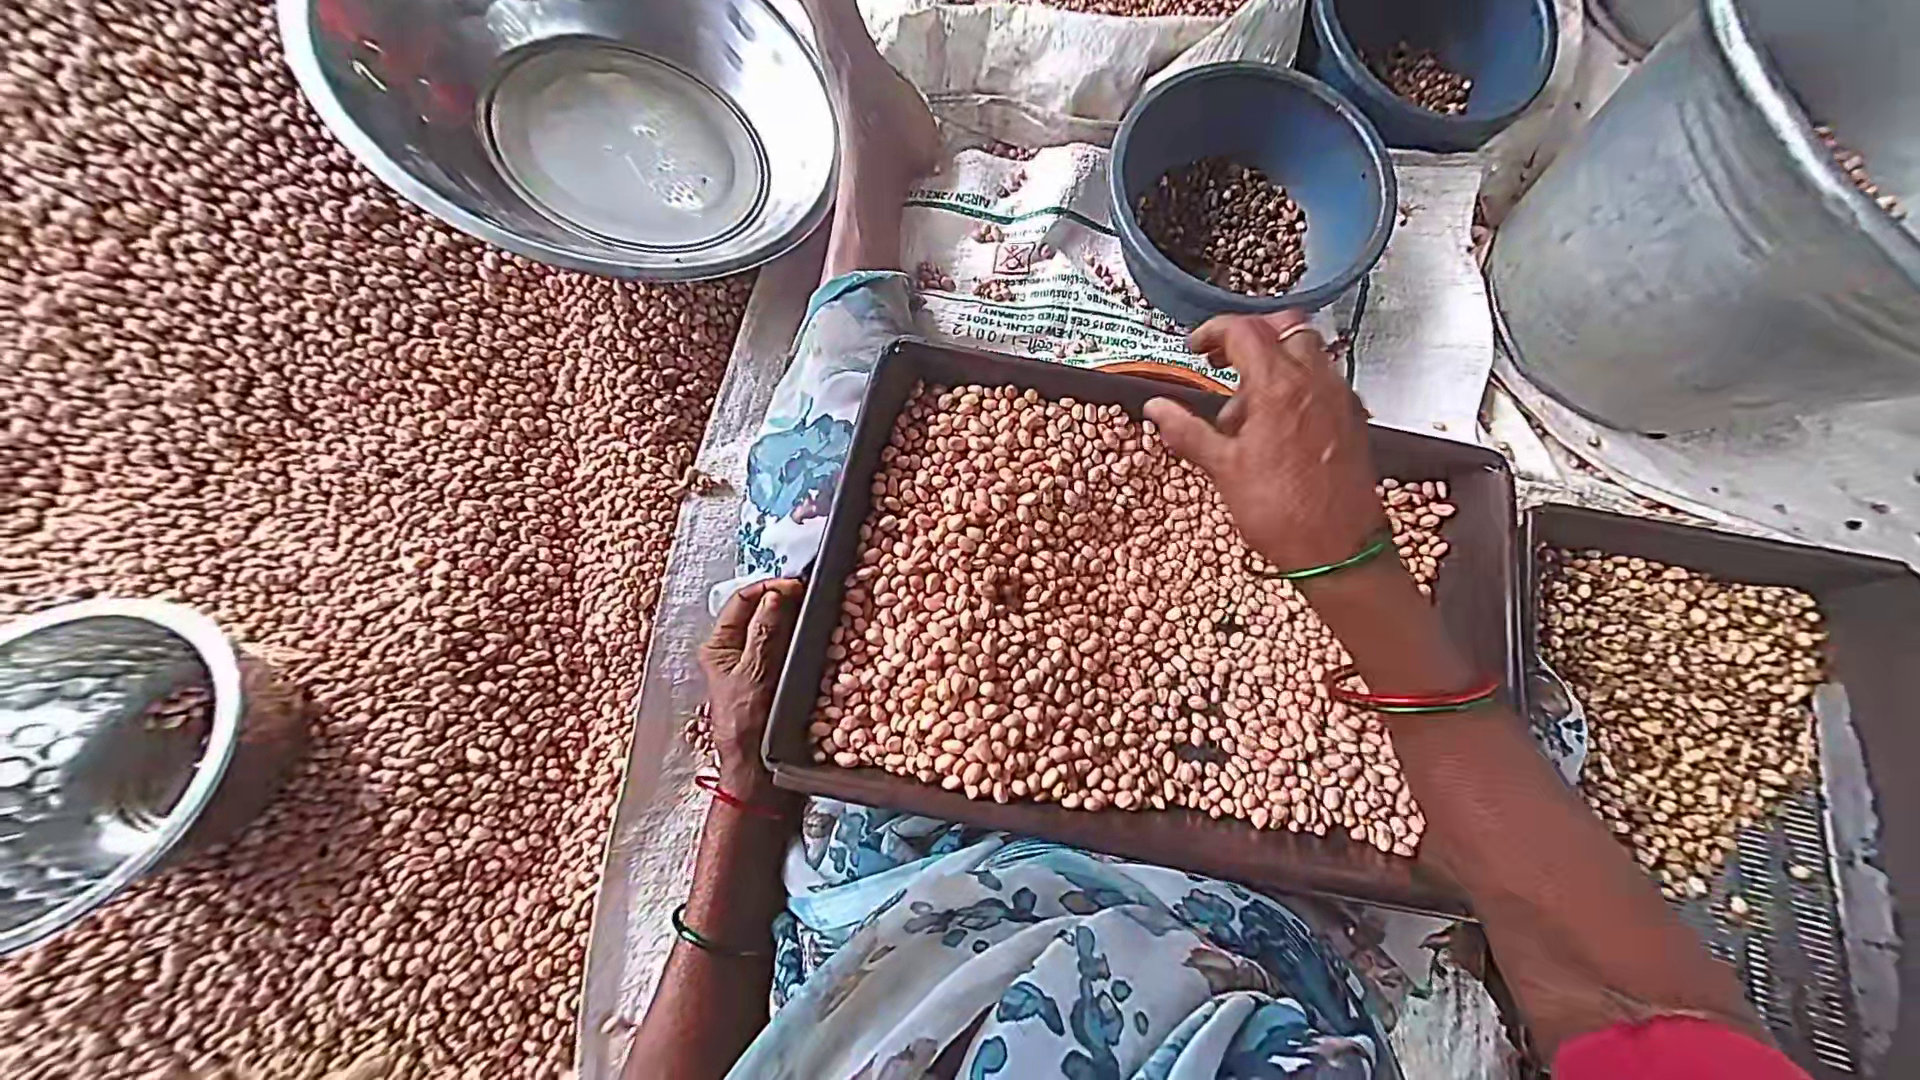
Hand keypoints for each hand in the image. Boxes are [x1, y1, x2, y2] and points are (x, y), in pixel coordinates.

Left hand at [699, 578, 804, 804]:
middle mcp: (737, 648)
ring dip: (797, 612)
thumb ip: (764, 633)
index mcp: (719, 645)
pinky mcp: (777, 670)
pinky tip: (820, 627)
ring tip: (819, 605)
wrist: (759, 768)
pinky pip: (790, 641)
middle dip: (786, 596)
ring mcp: (758, 658)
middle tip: (813, 591)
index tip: (797, 585)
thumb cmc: (748, 725)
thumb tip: (775, 594)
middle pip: (761, 608)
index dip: (769, 586)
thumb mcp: (754, 675)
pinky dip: (804, 631)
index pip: (743, 600)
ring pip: (778, 623)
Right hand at [1143, 312, 1386, 571]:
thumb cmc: (1279, 510)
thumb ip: (1186, 430)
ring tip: (1244, 408)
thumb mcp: (1221, 468)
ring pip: (1306, 353)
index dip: (1213, 331)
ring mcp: (1339, 398)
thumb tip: (1156, 407)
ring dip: (1272, 363)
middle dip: (1248, 337)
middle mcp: (1315, 382)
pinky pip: (1322, 381)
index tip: (1195, 348)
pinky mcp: (1351, 418)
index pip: (1244, 331)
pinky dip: (1294, 385)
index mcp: (1278, 388)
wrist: (1336, 548)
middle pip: (1284, 328)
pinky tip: (1273, 426)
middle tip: (1222, 363)